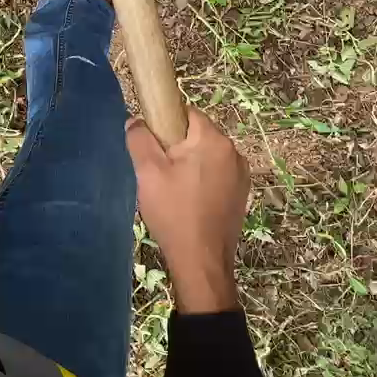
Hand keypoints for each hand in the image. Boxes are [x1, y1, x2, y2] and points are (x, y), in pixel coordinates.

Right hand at [127, 108, 251, 314]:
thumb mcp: (148, 172)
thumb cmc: (174, 213)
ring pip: (206, 155)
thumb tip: (135, 121)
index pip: (186, 112)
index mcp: (214, 140)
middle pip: (196, 134)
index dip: (165, 124)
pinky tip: (188, 201)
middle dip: (176, 146)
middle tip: (159, 171)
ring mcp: (241, 175)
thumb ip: (139, 138)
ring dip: (189, 164)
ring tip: (172, 189)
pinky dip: (201, 179)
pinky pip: (216, 173)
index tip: (153, 146)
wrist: (201, 264)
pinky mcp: (241, 194)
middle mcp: (234, 152)